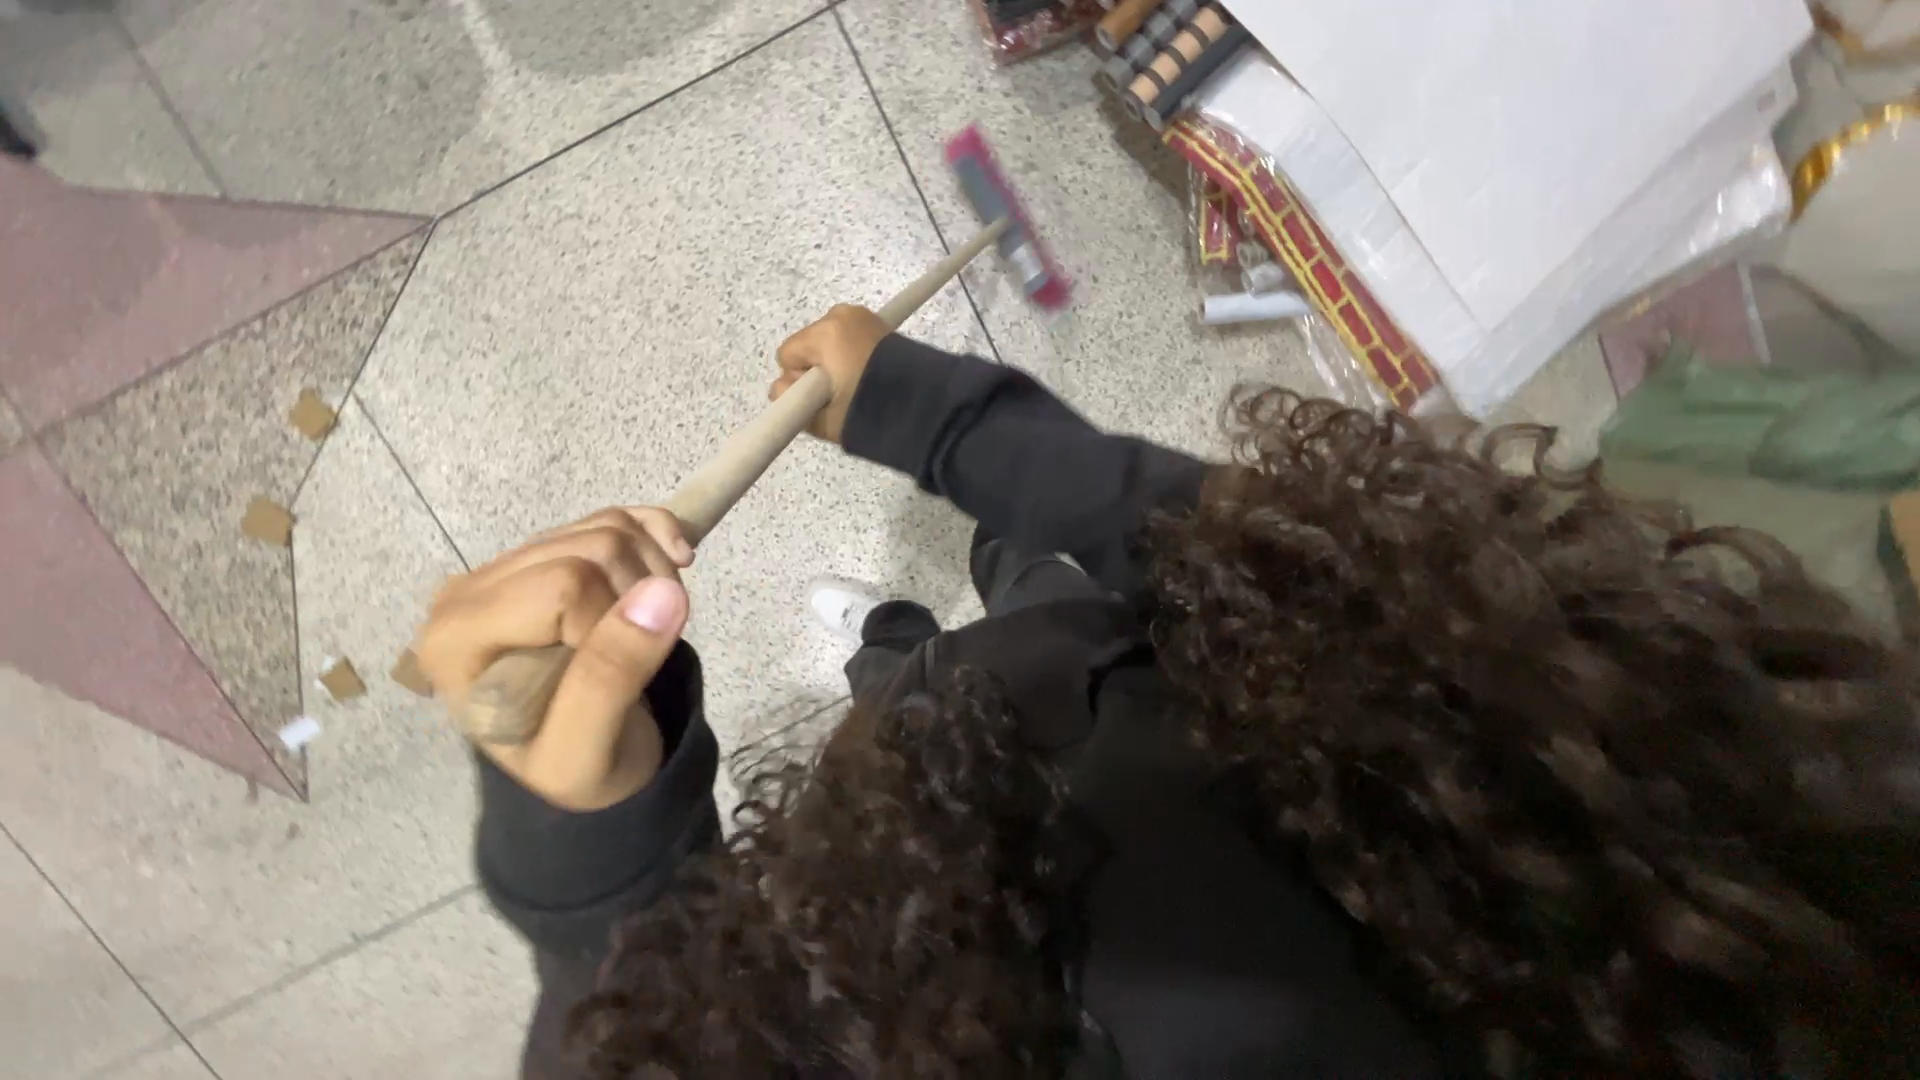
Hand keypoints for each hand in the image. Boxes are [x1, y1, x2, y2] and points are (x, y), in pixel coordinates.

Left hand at [413, 507, 694, 810]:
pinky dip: (661, 532)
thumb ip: (611, 676)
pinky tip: (677, 564)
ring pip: (610, 527)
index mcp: (457, 637)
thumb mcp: (587, 750)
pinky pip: (617, 515)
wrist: (585, 767)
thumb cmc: (575, 769)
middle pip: (592, 546)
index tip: (622, 676)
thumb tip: (663, 594)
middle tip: (648, 651)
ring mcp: (512, 567)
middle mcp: (471, 590)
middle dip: (642, 596)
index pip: (567, 583)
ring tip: (654, 628)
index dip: (614, 625)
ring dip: (656, 573)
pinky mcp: (552, 554)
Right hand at [771, 304, 888, 443]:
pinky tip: (870, 376)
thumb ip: (791, 405)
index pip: (788, 355)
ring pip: (831, 343)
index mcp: (824, 333)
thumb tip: (779, 390)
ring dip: (837, 363)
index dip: (797, 381)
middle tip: (841, 396)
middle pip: (810, 346)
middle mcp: (841, 315)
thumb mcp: (824, 418)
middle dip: (818, 370)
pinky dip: (854, 357)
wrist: (926, 404)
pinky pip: (851, 340)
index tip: (819, 399)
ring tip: (859, 387)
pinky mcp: (880, 324)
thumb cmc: (869, 409)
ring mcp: (863, 317)